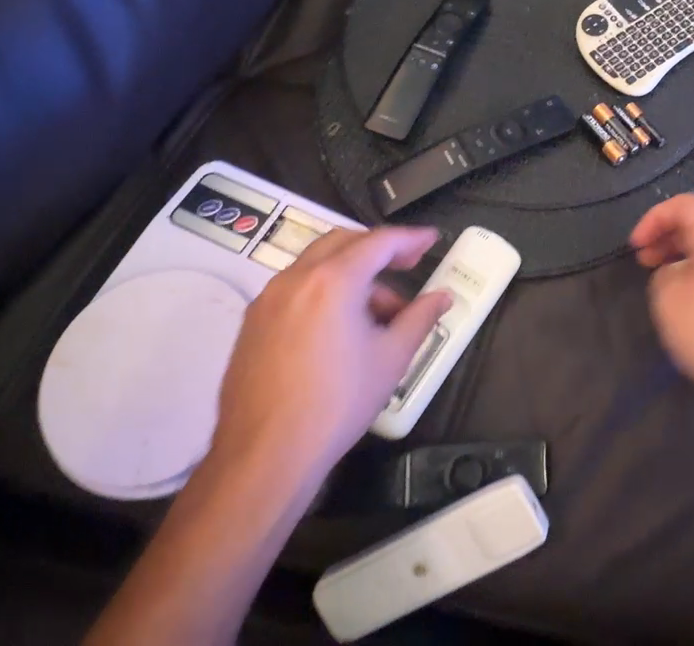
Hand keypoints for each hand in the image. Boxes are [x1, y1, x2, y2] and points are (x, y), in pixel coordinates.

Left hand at [211, 227, 450, 477]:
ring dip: (351, 274)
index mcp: (332, 281)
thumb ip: (420, 318)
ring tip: (378, 313)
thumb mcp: (391, 358)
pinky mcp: (252, 323)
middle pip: (343, 243)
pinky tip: (341, 329)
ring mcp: (267, 300)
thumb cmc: (337, 403)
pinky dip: (324, 291)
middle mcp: (295, 279)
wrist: (266, 454)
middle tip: (408, 265)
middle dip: (378, 249)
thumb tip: (442, 297)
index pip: (378, 242)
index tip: (431, 239)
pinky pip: (295, 289)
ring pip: (316, 265)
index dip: (410, 238)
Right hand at [630, 194, 693, 401]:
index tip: (636, 246)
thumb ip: (663, 276)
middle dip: (666, 238)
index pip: (686, 205)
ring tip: (662, 287)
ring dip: (681, 261)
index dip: (655, 217)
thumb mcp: (670, 299)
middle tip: (643, 262)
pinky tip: (689, 310)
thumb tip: (675, 274)